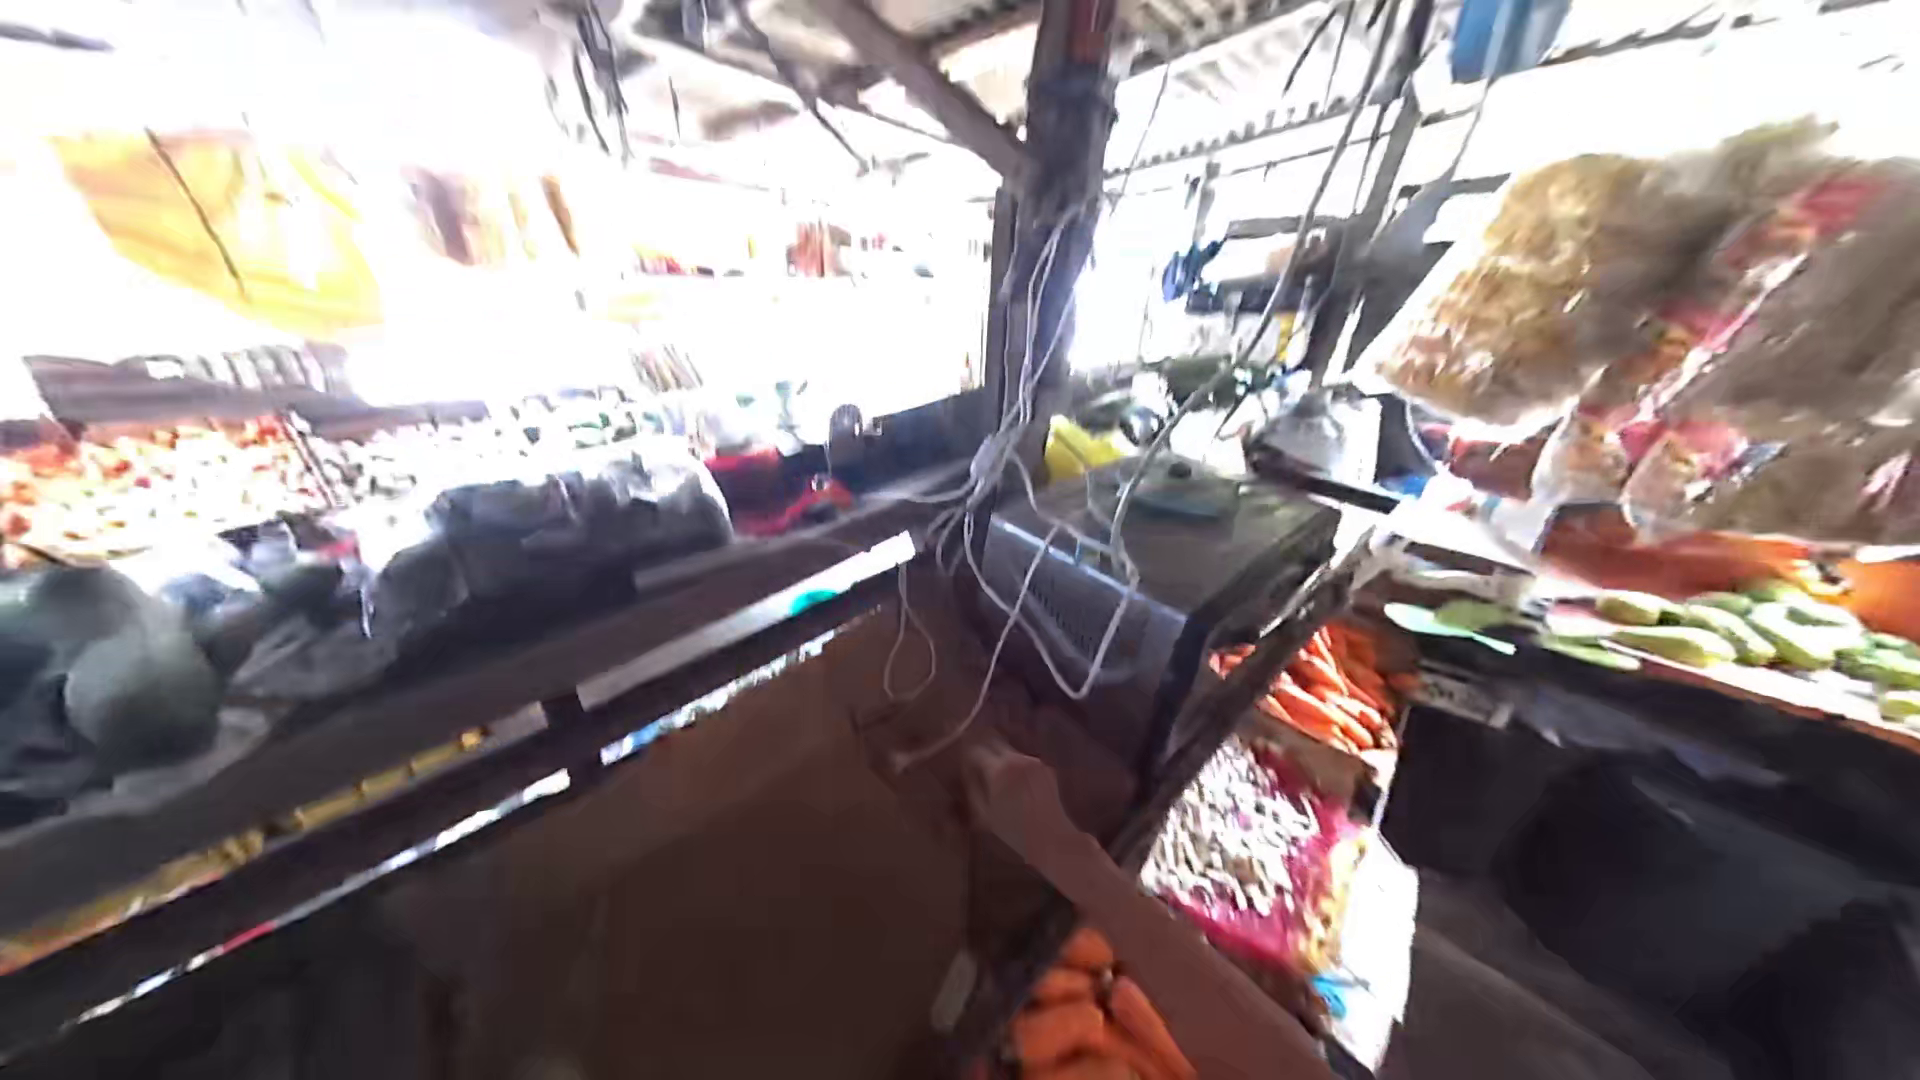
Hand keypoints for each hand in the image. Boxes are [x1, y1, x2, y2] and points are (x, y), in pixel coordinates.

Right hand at [963, 742, 1094, 885]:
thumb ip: (972, 788)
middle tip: (979, 764)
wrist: (1052, 839)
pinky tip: (1020, 786)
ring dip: (1002, 759)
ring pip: (1010, 751)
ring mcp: (1034, 762)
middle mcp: (1016, 758)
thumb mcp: (984, 815)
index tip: (965, 766)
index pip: (975, 750)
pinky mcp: (1046, 768)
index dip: (968, 757)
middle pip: (994, 742)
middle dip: (984, 750)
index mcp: (998, 769)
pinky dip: (1018, 768)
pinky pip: (1026, 762)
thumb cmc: (1014, 831)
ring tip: (1001, 779)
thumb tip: (967, 773)